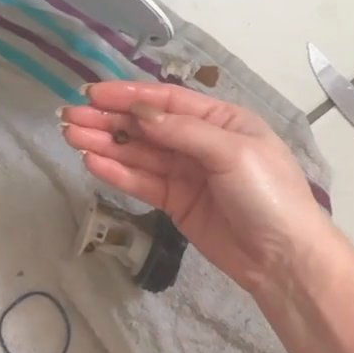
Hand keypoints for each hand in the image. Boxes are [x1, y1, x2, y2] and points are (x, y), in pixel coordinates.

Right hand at [60, 81, 331, 296]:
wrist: (284, 259)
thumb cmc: (269, 195)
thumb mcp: (233, 152)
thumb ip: (185, 131)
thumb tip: (140, 114)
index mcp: (221, 120)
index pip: (166, 101)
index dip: (128, 95)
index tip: (92, 93)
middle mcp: (199, 142)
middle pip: (145, 126)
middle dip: (107, 119)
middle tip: (69, 115)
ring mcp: (185, 174)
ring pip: (137, 153)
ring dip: (105, 143)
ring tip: (70, 135)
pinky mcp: (175, 203)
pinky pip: (141, 182)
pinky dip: (116, 172)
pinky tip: (92, 161)